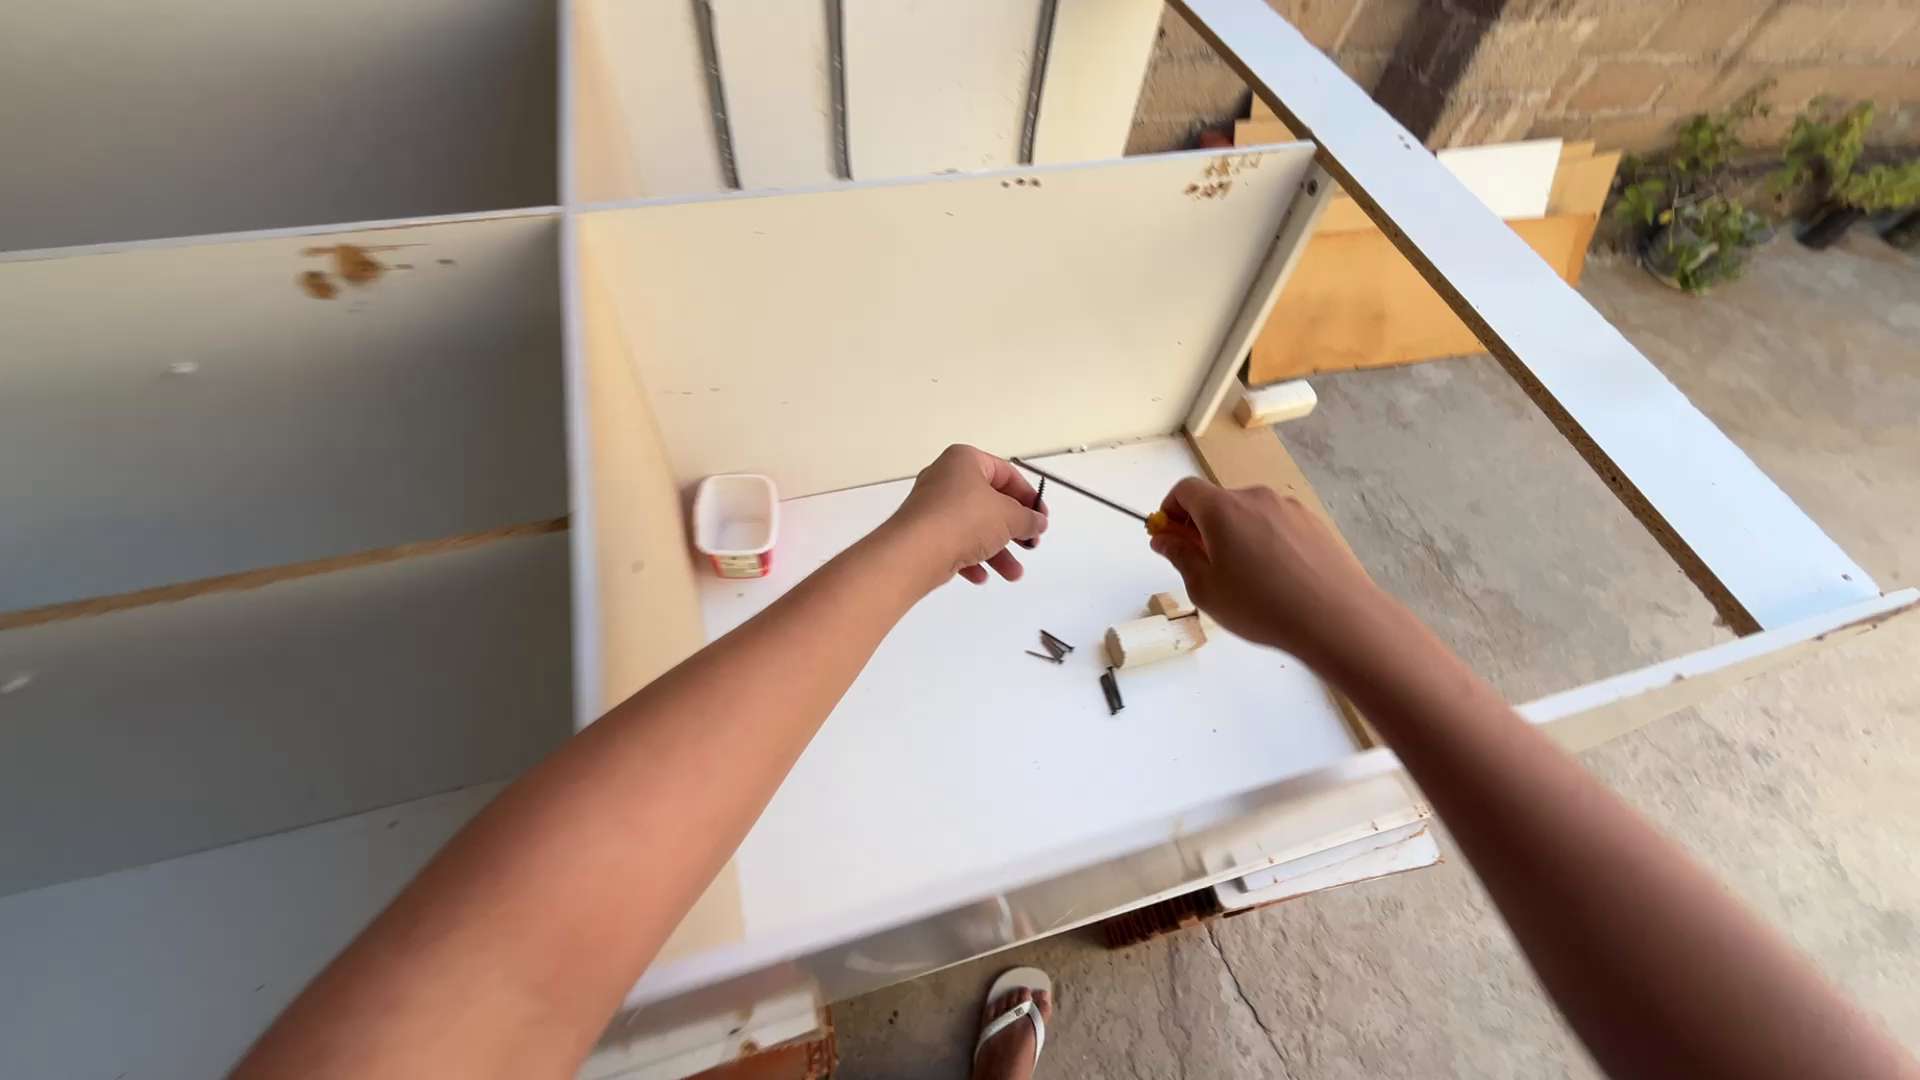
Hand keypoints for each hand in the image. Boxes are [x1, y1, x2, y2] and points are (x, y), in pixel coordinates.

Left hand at [886, 445, 1047, 586]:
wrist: (915, 552)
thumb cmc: (964, 520)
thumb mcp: (1009, 517)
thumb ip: (1028, 519)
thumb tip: (1038, 522)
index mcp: (965, 461)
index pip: (1006, 473)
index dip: (1028, 497)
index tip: (1042, 518)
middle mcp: (945, 479)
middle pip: (990, 503)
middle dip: (1013, 529)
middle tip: (1030, 545)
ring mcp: (931, 507)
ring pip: (973, 528)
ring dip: (997, 552)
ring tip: (1013, 573)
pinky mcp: (923, 534)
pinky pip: (954, 544)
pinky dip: (971, 559)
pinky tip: (982, 575)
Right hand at [1149, 478, 1389, 668]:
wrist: (1337, 618)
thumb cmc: (1261, 606)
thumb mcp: (1205, 589)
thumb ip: (1180, 556)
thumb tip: (1164, 538)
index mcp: (1222, 509)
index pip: (1184, 490)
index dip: (1170, 510)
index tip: (1169, 537)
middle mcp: (1255, 498)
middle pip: (1217, 501)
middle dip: (1202, 527)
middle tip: (1204, 565)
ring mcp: (1289, 508)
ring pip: (1248, 514)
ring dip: (1235, 534)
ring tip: (1245, 577)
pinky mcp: (1314, 523)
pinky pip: (1276, 524)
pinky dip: (1265, 541)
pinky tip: (1276, 577)